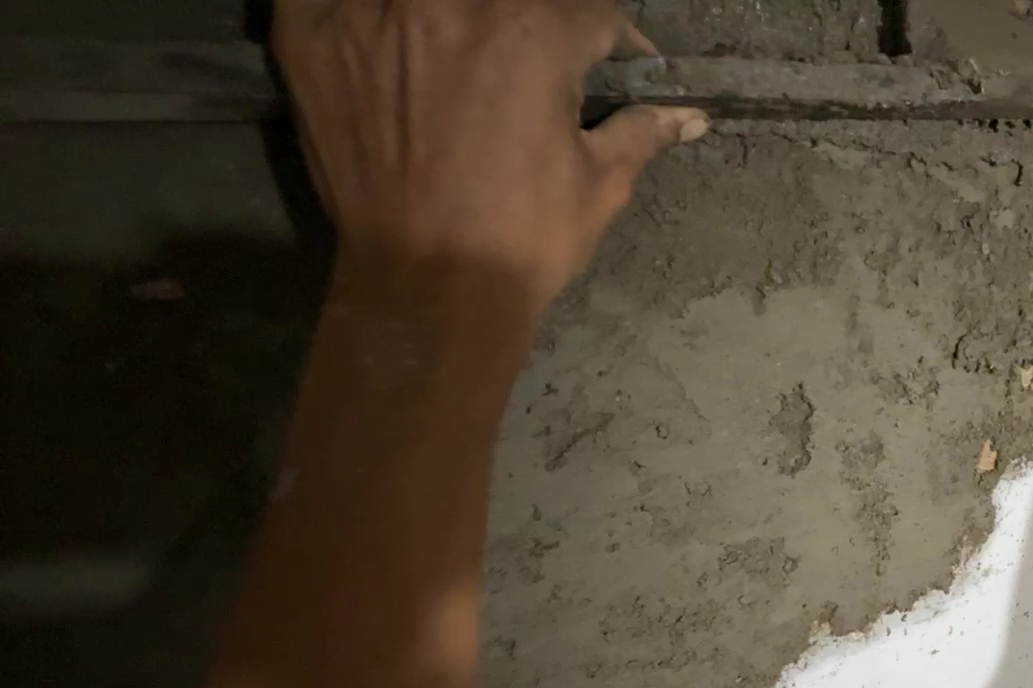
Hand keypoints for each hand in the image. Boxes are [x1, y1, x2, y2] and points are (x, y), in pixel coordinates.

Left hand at [273, 0, 707, 307]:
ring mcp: (370, 6)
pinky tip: (401, 53)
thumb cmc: (530, 237)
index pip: (593, 8)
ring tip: (474, 70)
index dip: (617, 41)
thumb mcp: (601, 185)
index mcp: (531, 33)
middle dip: (540, 30)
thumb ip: (641, 132)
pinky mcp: (310, 27)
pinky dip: (380, 16)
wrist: (432, 282)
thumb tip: (690, 116)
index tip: (620, 66)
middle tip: (545, 76)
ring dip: (467, 25)